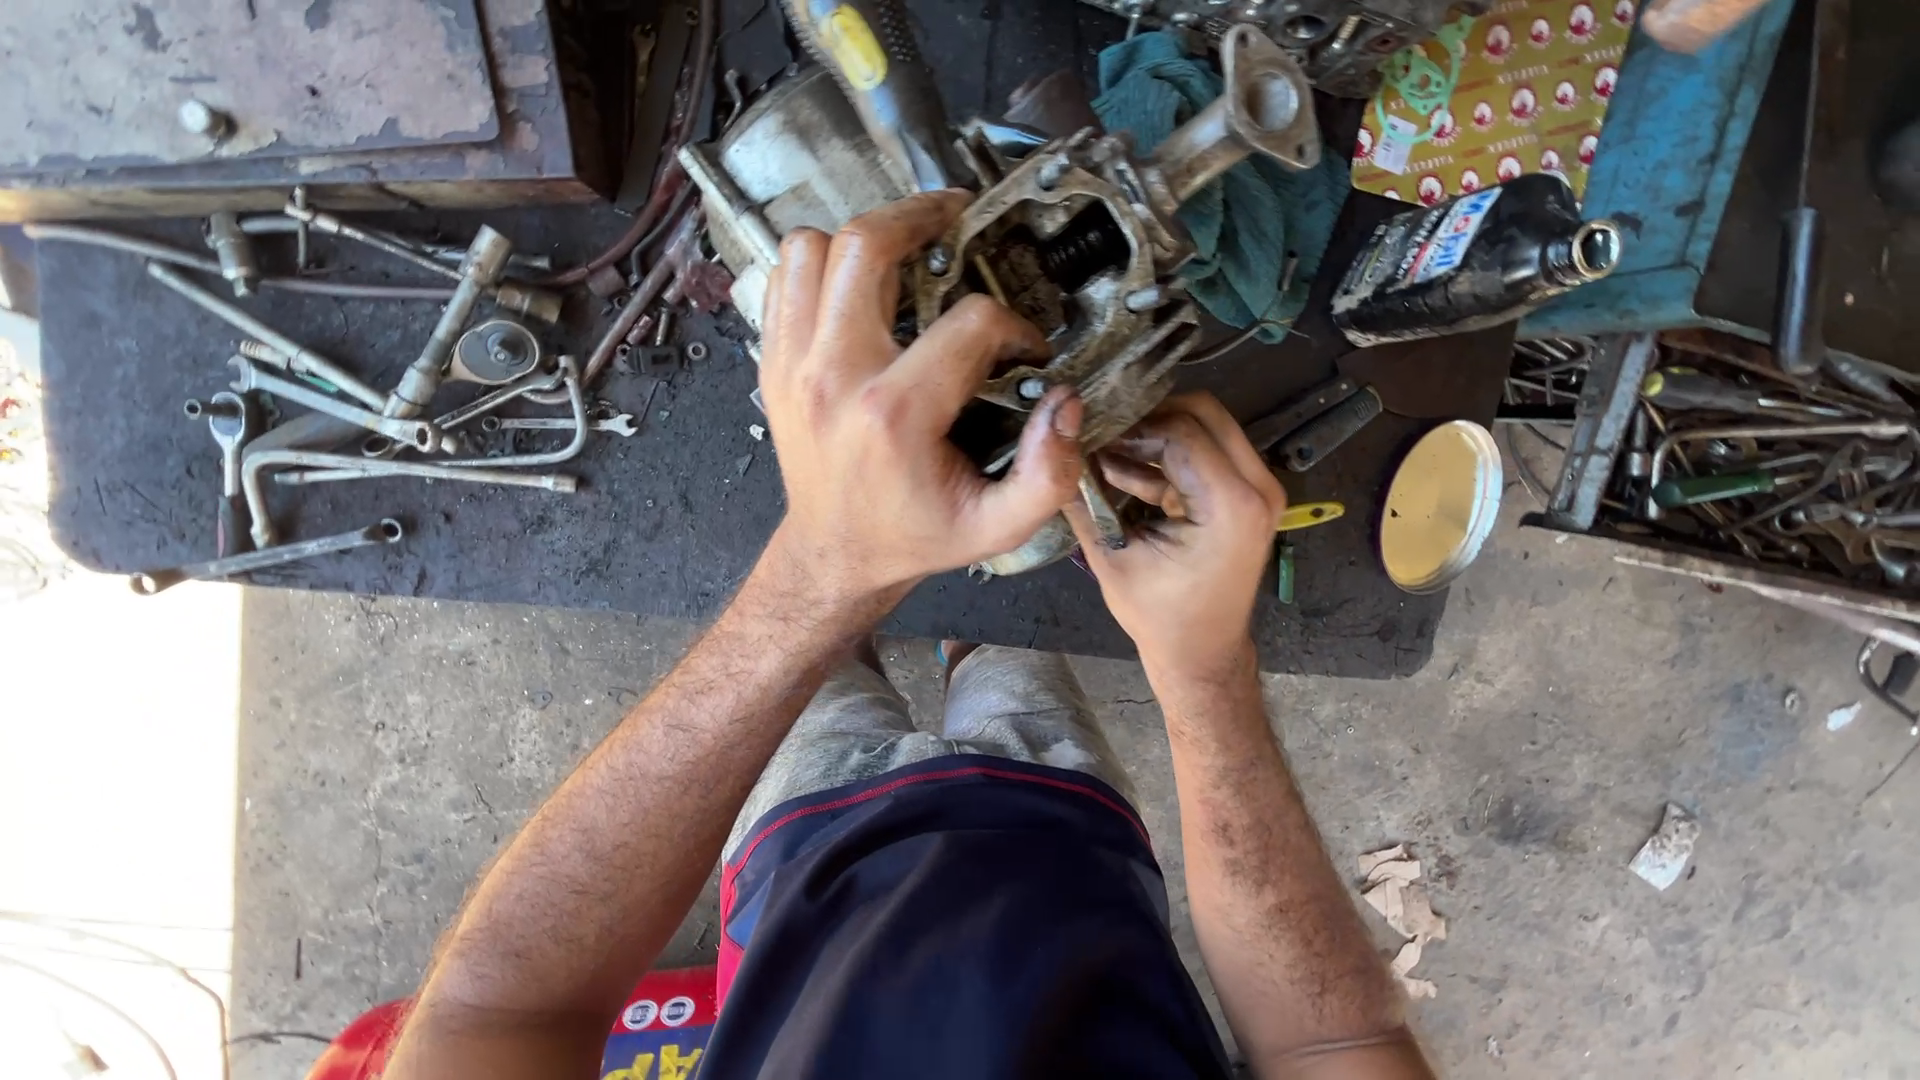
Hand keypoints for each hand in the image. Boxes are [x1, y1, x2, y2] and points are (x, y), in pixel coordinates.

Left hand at [758, 190, 1085, 608]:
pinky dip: (821, 265)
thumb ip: (1048, 474)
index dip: (1012, 327)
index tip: (1022, 348)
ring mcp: (792, 364)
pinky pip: (785, 277)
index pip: (968, 324)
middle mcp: (834, 376)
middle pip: (867, 248)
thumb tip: (1064, 402)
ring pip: (813, 248)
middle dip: (923, 218)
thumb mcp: (998, 526)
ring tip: (904, 253)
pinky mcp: (773, 362)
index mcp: (894, 416)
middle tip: (958, 219)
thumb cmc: (915, 535)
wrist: (834, 554)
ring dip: (863, 239)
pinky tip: (858, 286)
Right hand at [1065, 393, 1284, 682]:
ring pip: (1207, 426)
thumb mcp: (1111, 557)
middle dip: (1148, 418)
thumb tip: (1057, 451)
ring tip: (1106, 453)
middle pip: (1203, 413)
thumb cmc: (1159, 615)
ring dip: (1156, 435)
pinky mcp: (1247, 494)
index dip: (1131, 427)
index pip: (1179, 432)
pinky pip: (1207, 451)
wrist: (1202, 652)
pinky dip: (1166, 455)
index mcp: (1230, 505)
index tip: (1092, 436)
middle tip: (1104, 435)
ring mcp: (1259, 488)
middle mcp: (1257, 487)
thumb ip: (1085, 499)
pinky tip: (1122, 472)